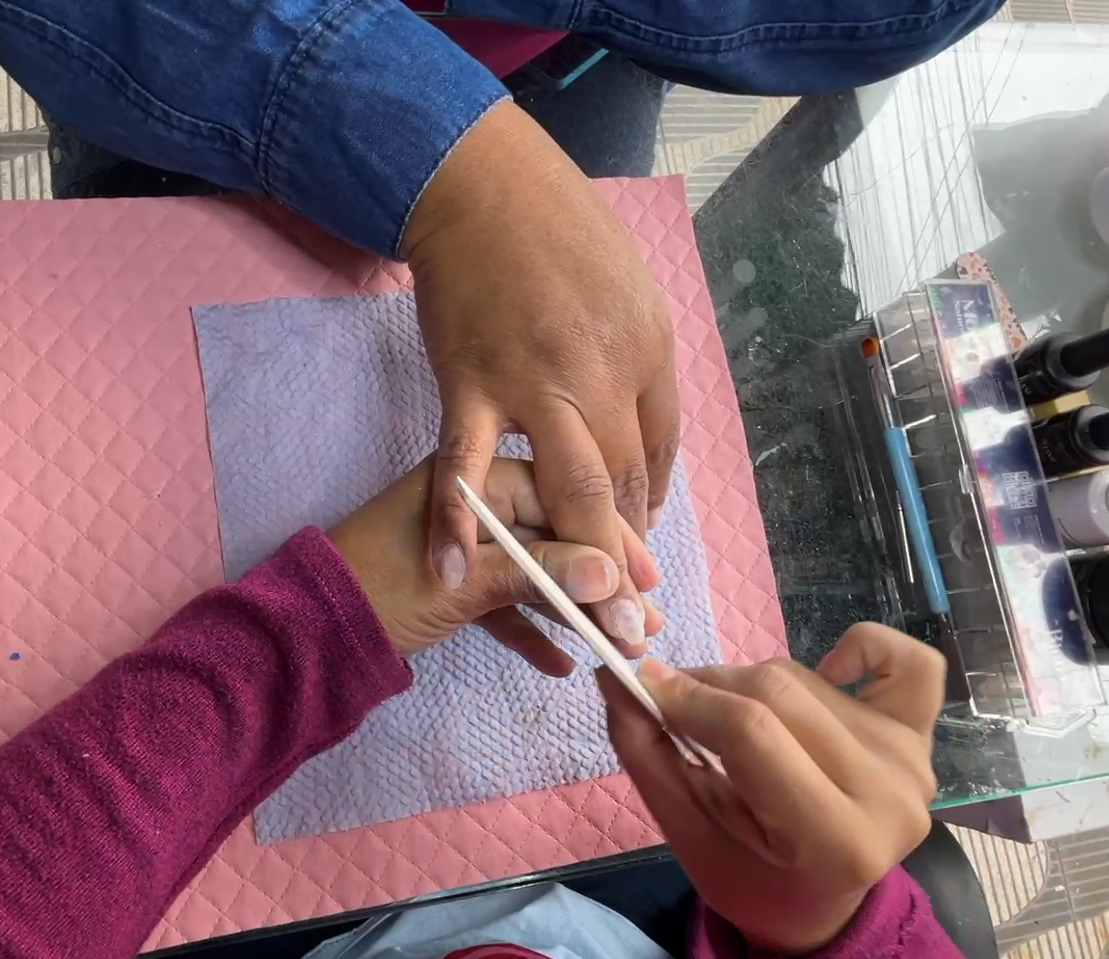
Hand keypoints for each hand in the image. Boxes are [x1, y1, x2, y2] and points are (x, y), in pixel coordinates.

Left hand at [330, 457, 662, 674]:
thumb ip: (538, 573)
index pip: (559, 500)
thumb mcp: (466, 580)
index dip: (607, 542)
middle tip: (645, 625)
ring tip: (621, 648)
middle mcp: (473, 509)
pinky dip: (525, 632)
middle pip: (552, 543)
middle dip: (600, 586)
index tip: (646, 582)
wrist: (310, 632)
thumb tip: (612, 576)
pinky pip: (499, 605)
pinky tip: (560, 663)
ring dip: (572, 613)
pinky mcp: (452, 589)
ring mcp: (463, 550)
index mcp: (473, 481)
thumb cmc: (383, 588)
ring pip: (531, 578)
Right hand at [402, 102, 679, 653]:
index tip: (637, 554)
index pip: (656, 455)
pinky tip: (452, 573)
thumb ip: (642, 375)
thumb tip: (642, 452)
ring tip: (574, 615)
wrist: (483, 191)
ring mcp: (534, 381)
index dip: (647, 513)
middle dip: (627, 558)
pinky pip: (466, 466)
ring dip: (572, 558)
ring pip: (565, 486)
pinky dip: (457, 523)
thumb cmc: (560, 240)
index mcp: (647, 350)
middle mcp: (602, 372)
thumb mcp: (631, 296)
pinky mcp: (469, 386)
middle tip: (627, 618)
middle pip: (622, 483)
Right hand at [597, 624, 942, 953]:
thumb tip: (614, 673)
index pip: (748, 730)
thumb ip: (643, 748)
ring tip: (732, 722)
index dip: (683, 696)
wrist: (814, 902)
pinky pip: (909, 662)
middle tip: (673, 706)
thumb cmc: (743, 874)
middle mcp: (891, 795)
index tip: (637, 684)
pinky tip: (828, 671)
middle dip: (705, 687)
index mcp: (834, 838)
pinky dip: (863, 646)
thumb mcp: (679, 826)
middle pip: (774, 691)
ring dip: (747, 683)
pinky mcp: (921, 737)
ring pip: (801, 676)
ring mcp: (913, 762)